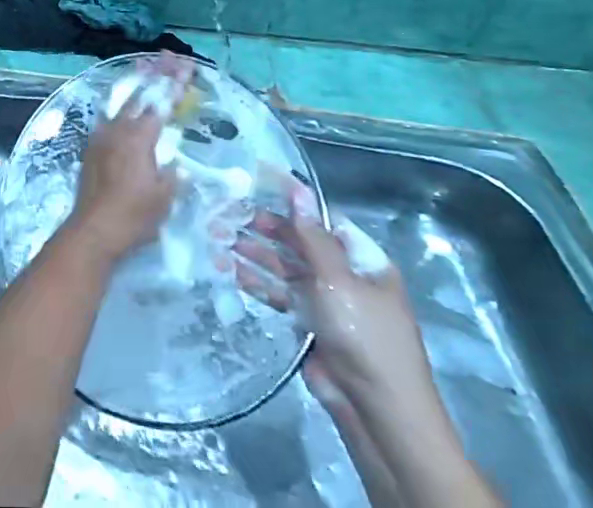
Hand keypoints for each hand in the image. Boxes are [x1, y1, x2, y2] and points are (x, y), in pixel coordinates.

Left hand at [63, 58, 187, 262]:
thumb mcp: (164, 196)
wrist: (93, 230)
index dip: (174, 83)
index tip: (185, 64)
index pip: (161, 104)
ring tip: (144, 66)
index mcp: (139, 138)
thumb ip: (172, 173)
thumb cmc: (134, 216)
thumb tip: (174, 162)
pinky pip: (108, 117)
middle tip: (166, 55)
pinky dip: (119, 105)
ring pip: (121, 103)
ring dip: (135, 85)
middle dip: (155, 74)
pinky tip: (121, 104)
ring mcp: (101, 137)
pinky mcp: (92, 148)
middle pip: (139, 95)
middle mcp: (118, 130)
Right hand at [232, 177, 435, 405]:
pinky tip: (229, 270)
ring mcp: (325, 300)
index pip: (322, 219)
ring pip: (284, 267)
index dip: (290, 202)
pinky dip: (255, 281)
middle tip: (224, 214)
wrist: (375, 407)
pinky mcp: (307, 322)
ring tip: (217, 239)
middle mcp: (344, 275)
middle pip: (298, 242)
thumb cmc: (364, 334)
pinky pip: (278, 294)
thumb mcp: (338, 279)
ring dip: (254, 253)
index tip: (253, 184)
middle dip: (263, 228)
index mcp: (362, 260)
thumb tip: (298, 188)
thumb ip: (312, 235)